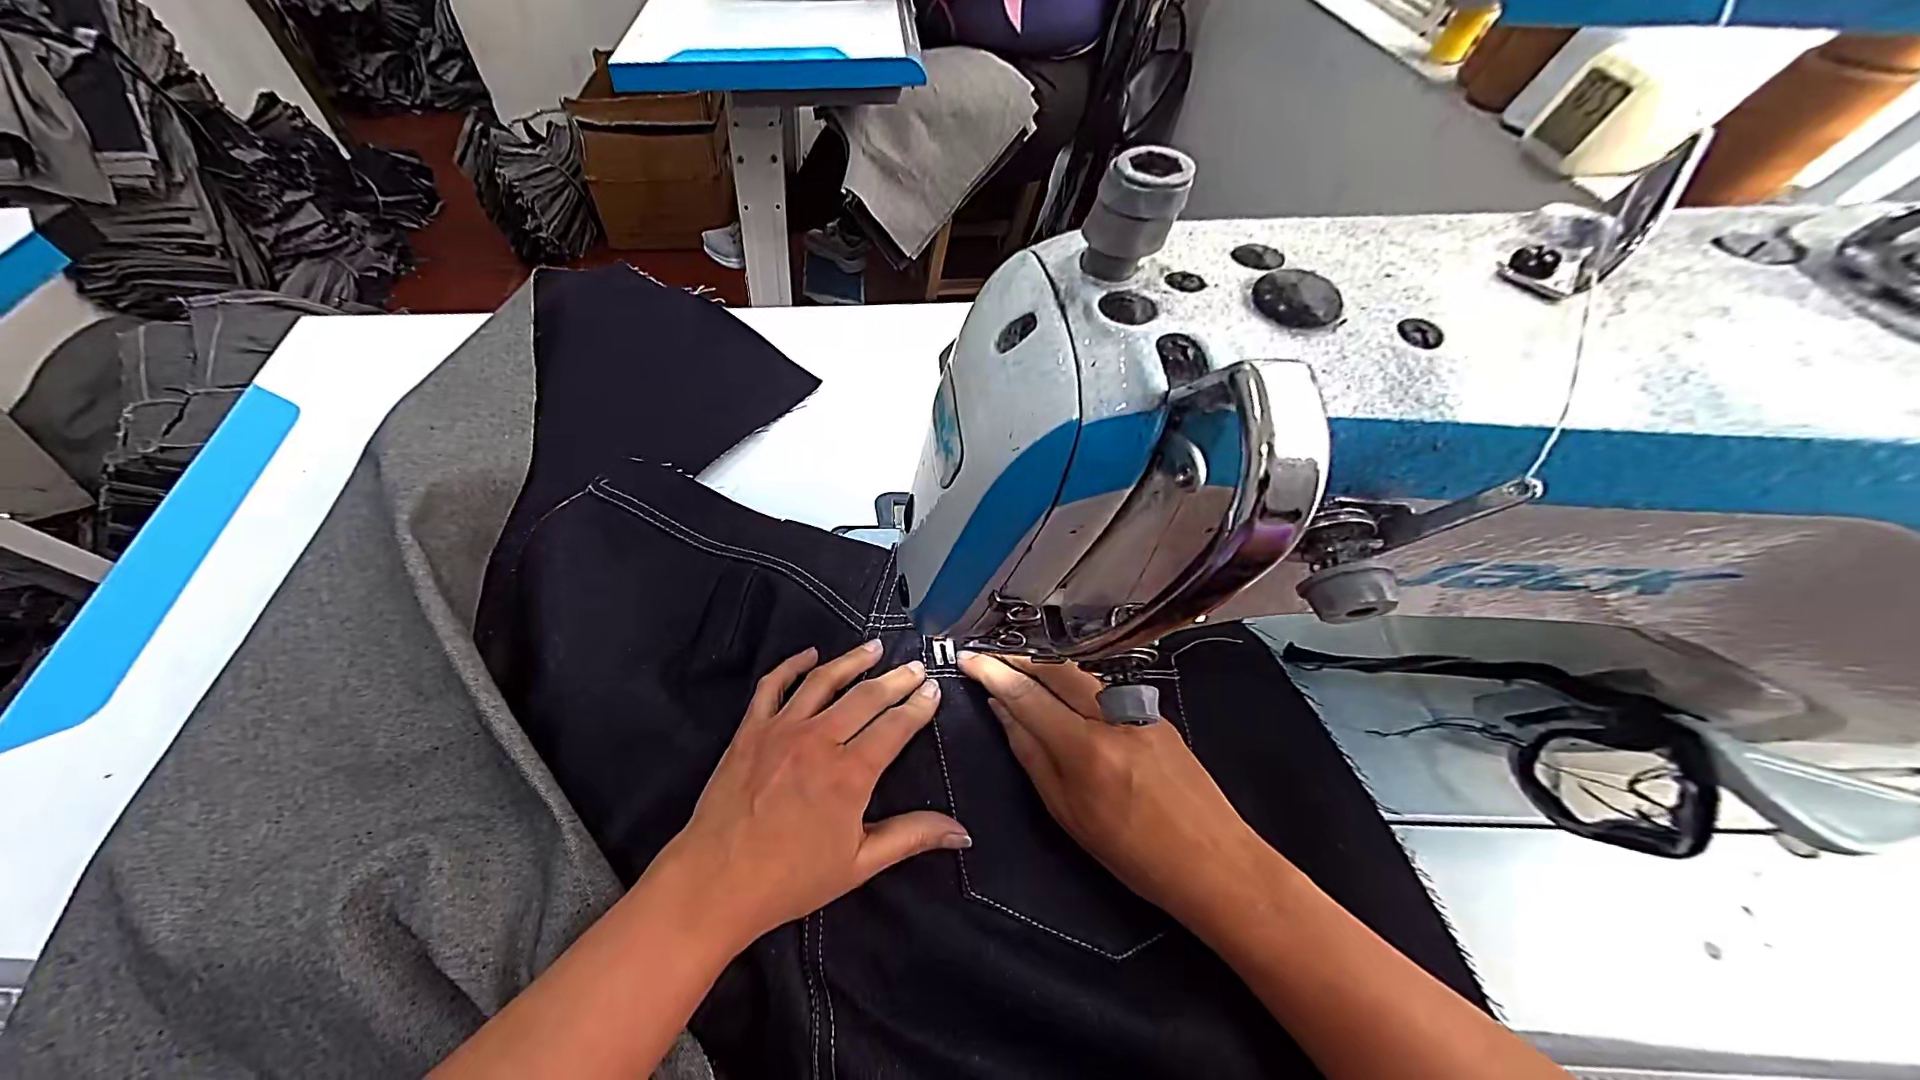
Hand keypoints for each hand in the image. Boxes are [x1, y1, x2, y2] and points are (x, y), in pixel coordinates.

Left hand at [647, 640, 968, 952]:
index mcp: (849, 774)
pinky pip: (773, 685)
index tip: (933, 690)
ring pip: (824, 681)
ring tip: (875, 647)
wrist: (713, 883)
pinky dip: (793, 665)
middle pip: (867, 696)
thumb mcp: (859, 864)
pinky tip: (810, 654)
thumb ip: (911, 837)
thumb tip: (962, 833)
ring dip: (854, 660)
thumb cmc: (789, 879)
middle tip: (915, 667)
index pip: (896, 726)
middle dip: (897, 679)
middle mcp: (818, 741)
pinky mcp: (751, 730)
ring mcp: (781, 729)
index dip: (919, 706)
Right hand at [958, 651, 1266, 927]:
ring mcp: (1138, 710)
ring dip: (1046, 668)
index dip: (993, 672)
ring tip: (1019, 673)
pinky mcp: (1155, 714)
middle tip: (990, 658)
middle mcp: (1113, 717)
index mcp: (1086, 748)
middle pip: (1055, 669)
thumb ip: (1032, 756)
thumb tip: (1005, 712)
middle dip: (1018, 658)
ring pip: (1080, 675)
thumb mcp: (1069, 813)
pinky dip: (1076, 686)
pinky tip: (1065, 697)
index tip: (970, 659)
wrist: (1215, 861)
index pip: (1027, 694)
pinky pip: (1104, 689)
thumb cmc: (1138, 854)